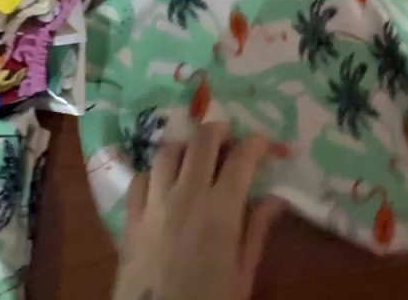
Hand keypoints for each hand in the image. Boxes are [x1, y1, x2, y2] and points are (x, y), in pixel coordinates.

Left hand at [114, 121, 284, 299]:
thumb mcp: (241, 276)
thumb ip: (257, 232)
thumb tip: (277, 199)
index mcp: (221, 209)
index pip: (242, 157)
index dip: (256, 143)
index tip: (263, 142)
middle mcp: (188, 195)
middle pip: (202, 141)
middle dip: (218, 131)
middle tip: (227, 136)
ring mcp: (155, 203)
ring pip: (168, 152)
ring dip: (185, 147)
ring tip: (193, 155)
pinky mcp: (131, 218)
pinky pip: (140, 178)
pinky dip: (154, 173)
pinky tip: (162, 183)